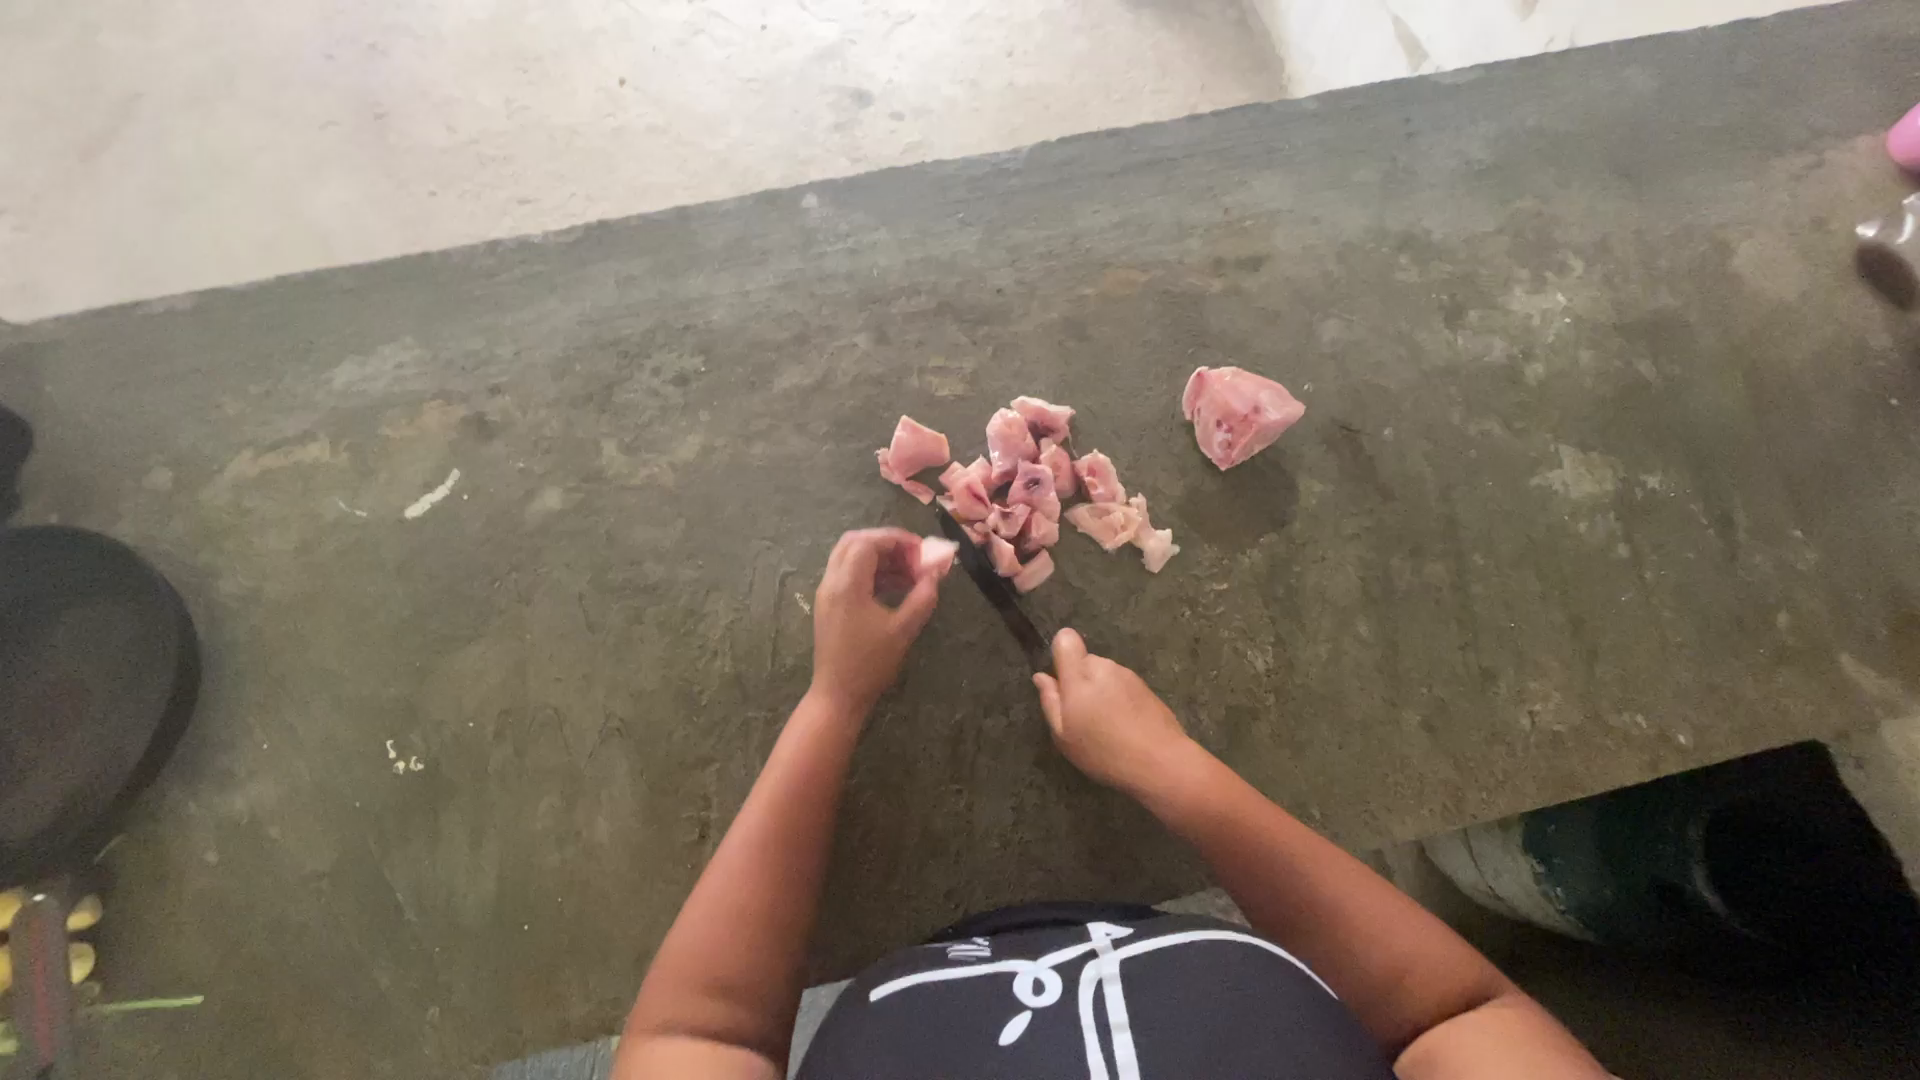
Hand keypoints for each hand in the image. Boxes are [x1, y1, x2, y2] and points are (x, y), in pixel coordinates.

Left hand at [809, 528, 944, 713]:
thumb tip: (935, 574)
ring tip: (911, 572)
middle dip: (887, 543)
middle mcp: (832, 582)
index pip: (868, 543)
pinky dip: (873, 572)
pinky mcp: (830, 604)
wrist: (838, 695)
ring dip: (881, 557)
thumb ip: (922, 597)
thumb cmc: (870, 664)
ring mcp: (828, 593)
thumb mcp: (903, 630)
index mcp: (847, 585)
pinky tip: (897, 585)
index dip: (896, 539)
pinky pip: (850, 574)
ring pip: (851, 557)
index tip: (922, 550)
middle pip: (855, 542)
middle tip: (914, 556)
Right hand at [1031, 628, 1194, 795]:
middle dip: (1080, 680)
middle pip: (1084, 660)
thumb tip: (1041, 676)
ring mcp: (1128, 675)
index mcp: (1079, 677)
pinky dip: (1118, 698)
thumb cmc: (1104, 752)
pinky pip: (1121, 684)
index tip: (1061, 680)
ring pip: (1104, 673)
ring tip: (1106, 724)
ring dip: (1100, 690)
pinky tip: (1124, 725)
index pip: (1066, 640)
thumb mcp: (1064, 736)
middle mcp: (1104, 668)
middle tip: (1083, 715)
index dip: (1061, 653)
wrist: (1160, 762)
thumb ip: (1050, 701)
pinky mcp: (1145, 686)